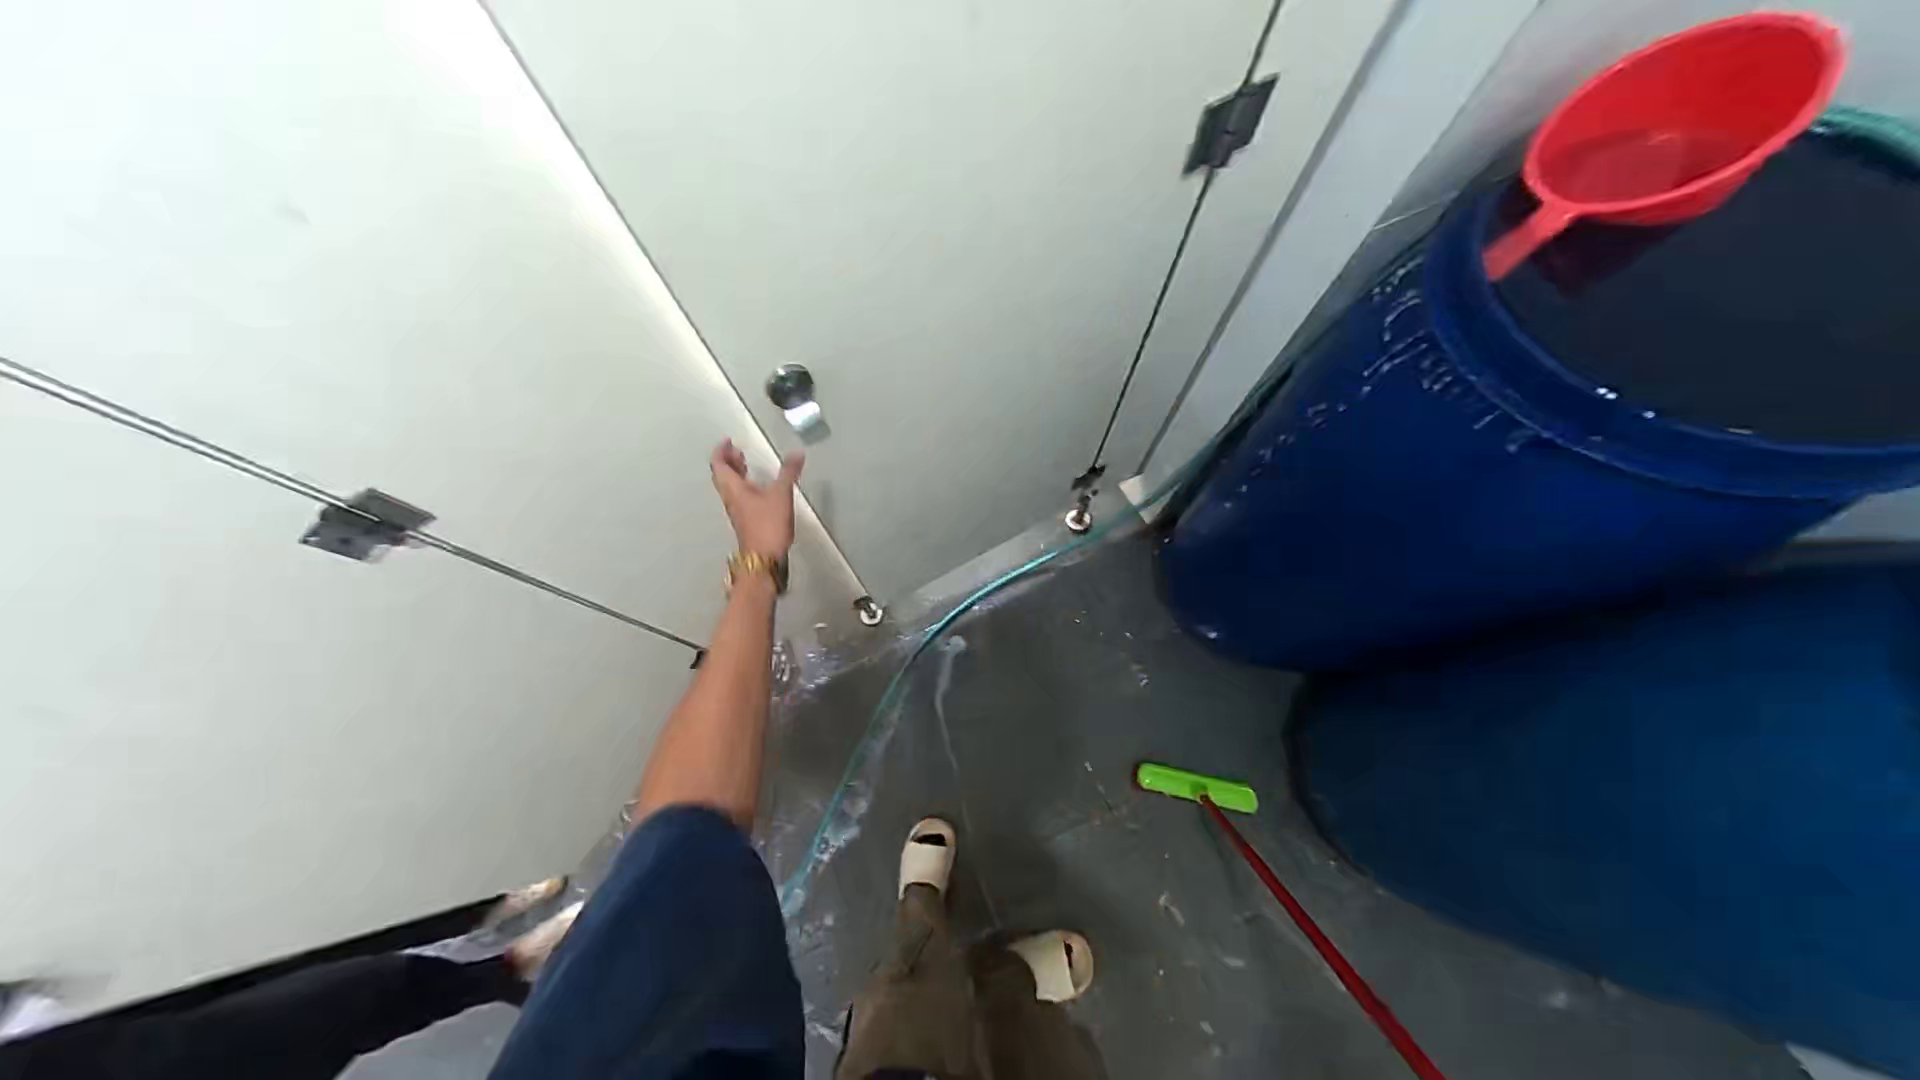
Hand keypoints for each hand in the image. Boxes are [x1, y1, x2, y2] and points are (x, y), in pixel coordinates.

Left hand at [710, 439, 803, 559]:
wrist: (763, 558)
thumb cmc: (768, 524)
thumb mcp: (781, 494)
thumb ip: (789, 472)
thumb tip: (797, 453)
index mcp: (733, 488)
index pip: (719, 464)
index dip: (722, 451)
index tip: (729, 441)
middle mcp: (730, 498)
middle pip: (722, 475)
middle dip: (728, 461)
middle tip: (737, 451)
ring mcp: (736, 510)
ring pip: (729, 487)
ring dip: (735, 473)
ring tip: (745, 465)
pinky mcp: (745, 520)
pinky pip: (738, 497)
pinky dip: (743, 486)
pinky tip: (758, 487)